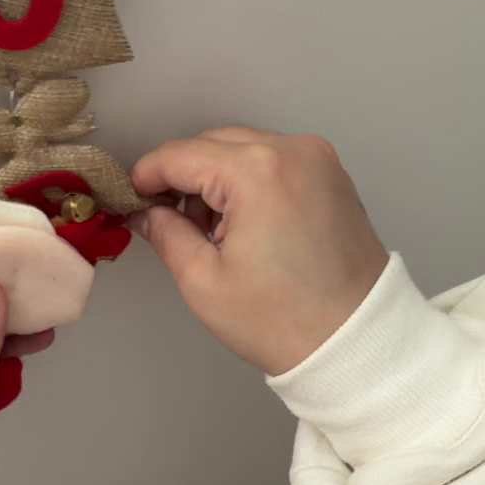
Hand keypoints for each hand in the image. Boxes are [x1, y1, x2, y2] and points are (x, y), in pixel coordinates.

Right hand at [131, 128, 387, 375]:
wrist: (356, 340)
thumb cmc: (282, 320)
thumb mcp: (203, 281)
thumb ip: (165, 234)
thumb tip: (146, 213)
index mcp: (257, 172)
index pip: (180, 155)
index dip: (146, 175)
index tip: (129, 198)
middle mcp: (291, 150)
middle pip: (211, 144)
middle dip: (181, 177)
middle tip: (163, 219)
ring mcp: (317, 159)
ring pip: (242, 148)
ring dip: (214, 178)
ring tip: (209, 231)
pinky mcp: (331, 174)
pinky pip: (273, 160)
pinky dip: (247, 180)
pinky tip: (241, 222)